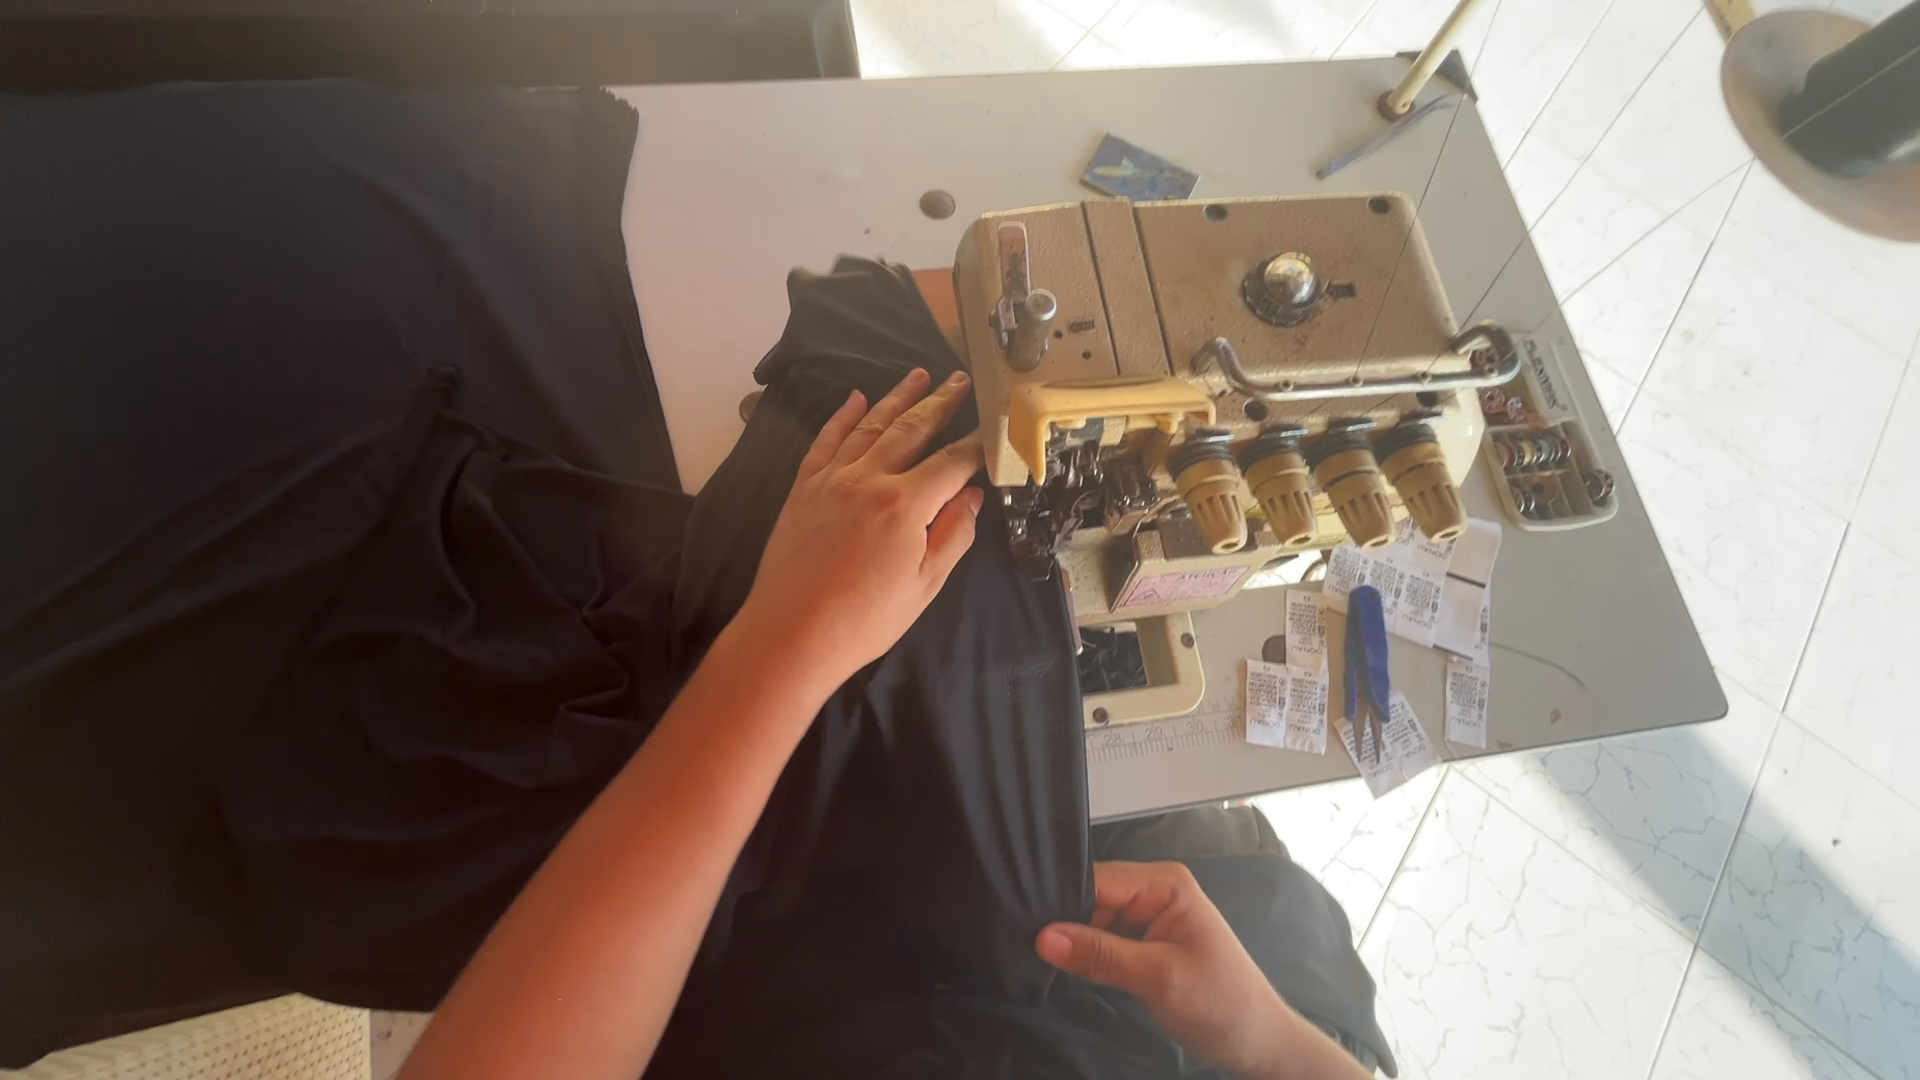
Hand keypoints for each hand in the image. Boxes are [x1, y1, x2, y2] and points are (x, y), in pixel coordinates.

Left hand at [734, 368, 984, 690]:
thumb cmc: (865, 619)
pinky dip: (842, 416)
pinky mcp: (804, 487)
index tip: (991, 428)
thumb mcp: (925, 585)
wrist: (791, 634)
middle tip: (959, 378)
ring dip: (897, 397)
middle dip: (940, 402)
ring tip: (918, 375)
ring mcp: (831, 479)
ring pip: (870, 425)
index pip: (950, 462)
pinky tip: (855, 399)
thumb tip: (972, 496)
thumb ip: (953, 534)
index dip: (975, 445)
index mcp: (904, 505)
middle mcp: (868, 479)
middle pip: (911, 429)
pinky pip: (826, 440)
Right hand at [1036, 861, 1330, 1079]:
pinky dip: (1093, 951)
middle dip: (1070, 921)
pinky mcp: (1150, 938)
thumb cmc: (1222, 1005)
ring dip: (1080, 939)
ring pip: (1098, 916)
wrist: (1263, 1045)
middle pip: (1095, 895)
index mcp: (1165, 882)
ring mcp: (1154, 913)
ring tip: (1050, 957)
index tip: (1029, 924)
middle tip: (1035, 947)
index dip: (1064, 901)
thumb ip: (1100, 955)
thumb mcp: (1158, 980)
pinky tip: (1074, 964)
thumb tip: (1044, 937)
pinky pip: (1109, 934)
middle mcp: (1157, 888)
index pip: (1099, 879)